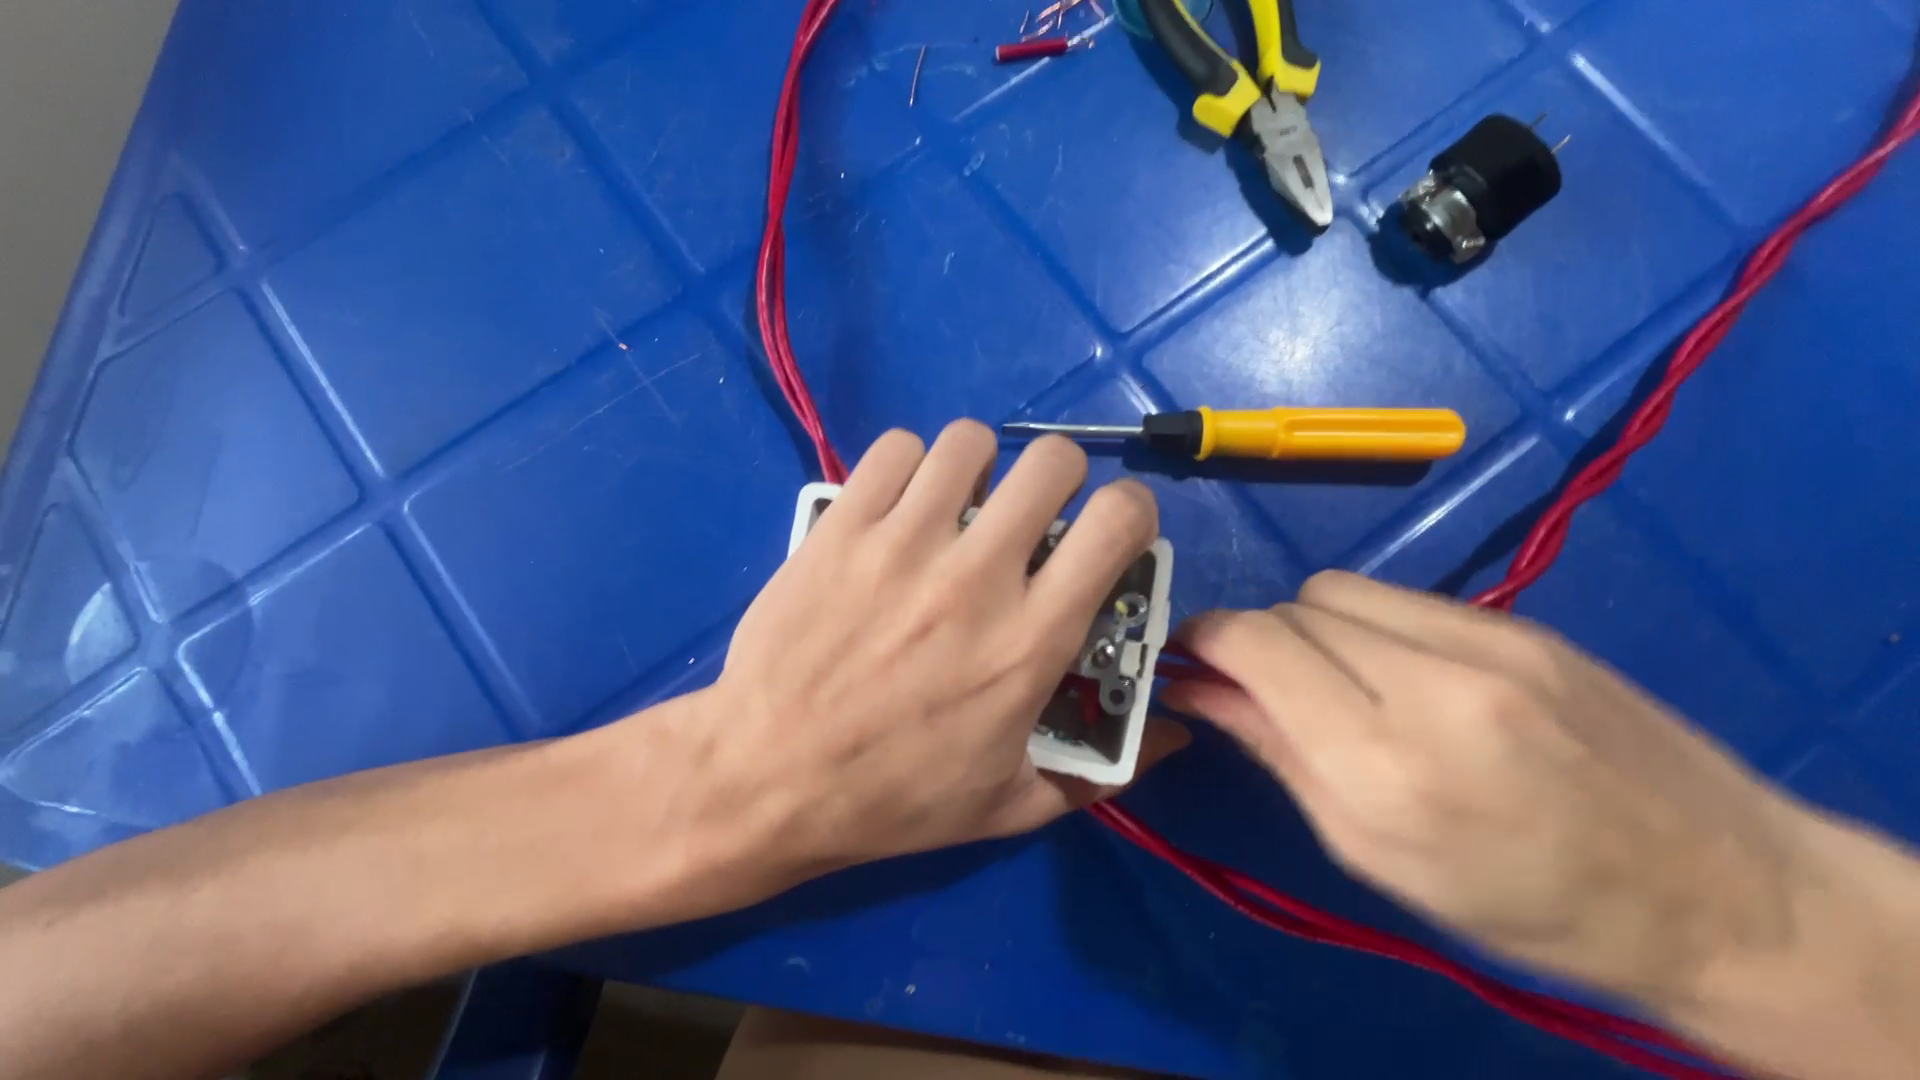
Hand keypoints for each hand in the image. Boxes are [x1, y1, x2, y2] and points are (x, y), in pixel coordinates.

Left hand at [701, 420, 1188, 884]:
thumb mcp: (1013, 805)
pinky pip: (894, 449)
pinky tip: (899, 505)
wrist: (767, 779)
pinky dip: (908, 466)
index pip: (1118, 521)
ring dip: (980, 467)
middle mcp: (977, 575)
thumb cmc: (894, 800)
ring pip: (970, 442)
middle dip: (1059, 479)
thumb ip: (1104, 771)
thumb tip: (1175, 736)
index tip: (1106, 532)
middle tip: (1032, 517)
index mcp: (1032, 639)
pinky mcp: (841, 527)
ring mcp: (903, 543)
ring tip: (960, 507)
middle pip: (1053, 461)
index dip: (1128, 511)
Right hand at [1164, 570, 1809, 1008]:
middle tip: (1265, 689)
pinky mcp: (1521, 624)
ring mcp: (1485, 641)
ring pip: (1337, 588)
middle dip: (1257, 640)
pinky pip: (1401, 598)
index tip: (1190, 659)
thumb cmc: (1521, 906)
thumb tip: (1200, 689)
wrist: (1719, 892)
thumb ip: (1277, 753)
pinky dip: (1368, 625)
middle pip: (1291, 608)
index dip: (1205, 639)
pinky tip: (1399, 674)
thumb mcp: (1372, 853)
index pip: (1256, 644)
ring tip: (1335, 681)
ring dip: (1310, 626)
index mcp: (1383, 764)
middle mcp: (1430, 683)